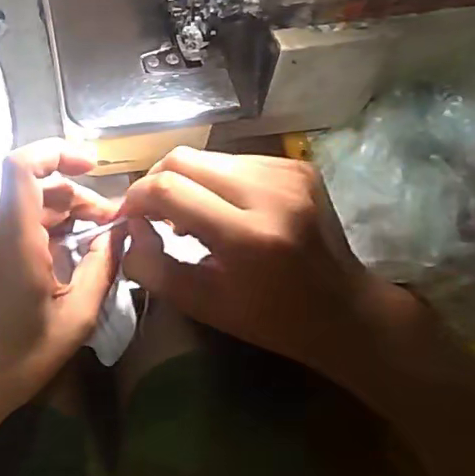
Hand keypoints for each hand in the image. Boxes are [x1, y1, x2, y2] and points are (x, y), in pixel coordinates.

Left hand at [0, 139, 122, 433]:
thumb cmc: (18, 355)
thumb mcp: (76, 317)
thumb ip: (102, 268)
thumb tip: (121, 235)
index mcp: (13, 236)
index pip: (22, 166)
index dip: (57, 152)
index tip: (93, 165)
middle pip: (37, 185)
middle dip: (79, 196)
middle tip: (114, 225)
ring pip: (28, 203)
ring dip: (65, 212)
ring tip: (99, 240)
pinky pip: (16, 221)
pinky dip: (47, 226)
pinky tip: (71, 253)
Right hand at [119, 147, 433, 385]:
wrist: (346, 311)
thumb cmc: (272, 319)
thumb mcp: (203, 304)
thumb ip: (153, 266)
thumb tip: (129, 228)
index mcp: (249, 235)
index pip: (169, 189)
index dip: (136, 198)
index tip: (128, 218)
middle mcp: (270, 192)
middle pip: (183, 159)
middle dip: (155, 183)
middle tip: (152, 214)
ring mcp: (288, 173)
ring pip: (206, 156)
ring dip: (185, 181)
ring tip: (188, 215)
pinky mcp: (297, 165)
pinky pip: (233, 160)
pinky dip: (214, 181)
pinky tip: (221, 209)